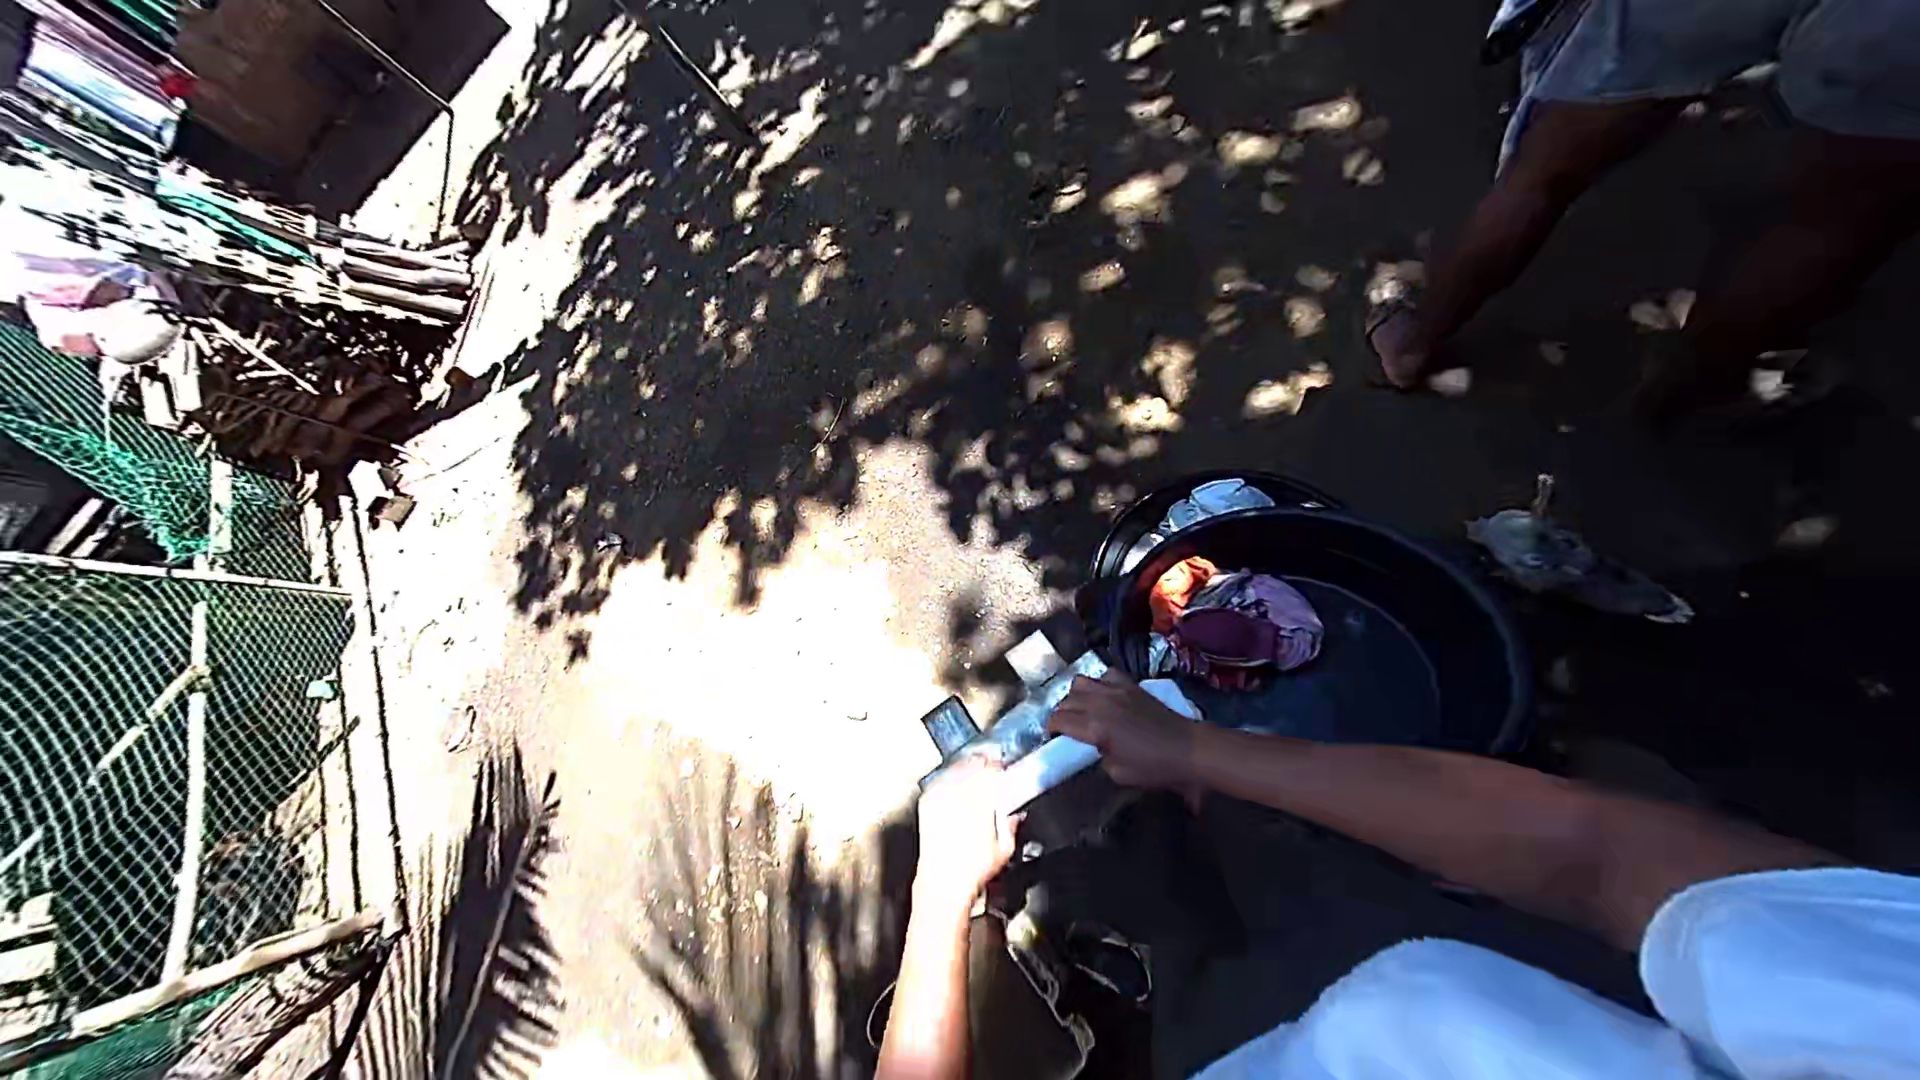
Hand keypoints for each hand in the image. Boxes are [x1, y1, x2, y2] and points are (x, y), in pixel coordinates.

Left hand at [913, 758, 1020, 908]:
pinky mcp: (927, 803)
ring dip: (965, 768)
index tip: (1002, 770)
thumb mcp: (1004, 849)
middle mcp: (959, 793)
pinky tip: (953, 786)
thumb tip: (1014, 812)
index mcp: (981, 799)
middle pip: (973, 764)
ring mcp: (940, 796)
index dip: (998, 767)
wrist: (943, 883)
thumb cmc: (972, 870)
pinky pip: (939, 780)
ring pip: (955, 769)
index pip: (991, 769)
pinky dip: (947, 779)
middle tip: (989, 770)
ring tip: (972, 775)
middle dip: (983, 765)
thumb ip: (1010, 824)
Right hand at [1048, 675, 1201, 794]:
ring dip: (1076, 695)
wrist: (1188, 748)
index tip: (1053, 737)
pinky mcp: (1130, 685)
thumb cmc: (1154, 766)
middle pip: (1066, 700)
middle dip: (1061, 714)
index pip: (1059, 720)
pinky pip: (1105, 674)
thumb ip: (1099, 756)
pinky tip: (1105, 695)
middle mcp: (1100, 703)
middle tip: (1066, 727)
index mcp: (1094, 727)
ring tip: (1082, 708)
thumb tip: (1096, 746)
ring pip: (1080, 682)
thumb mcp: (1118, 773)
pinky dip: (1100, 683)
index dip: (1051, 729)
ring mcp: (1115, 690)